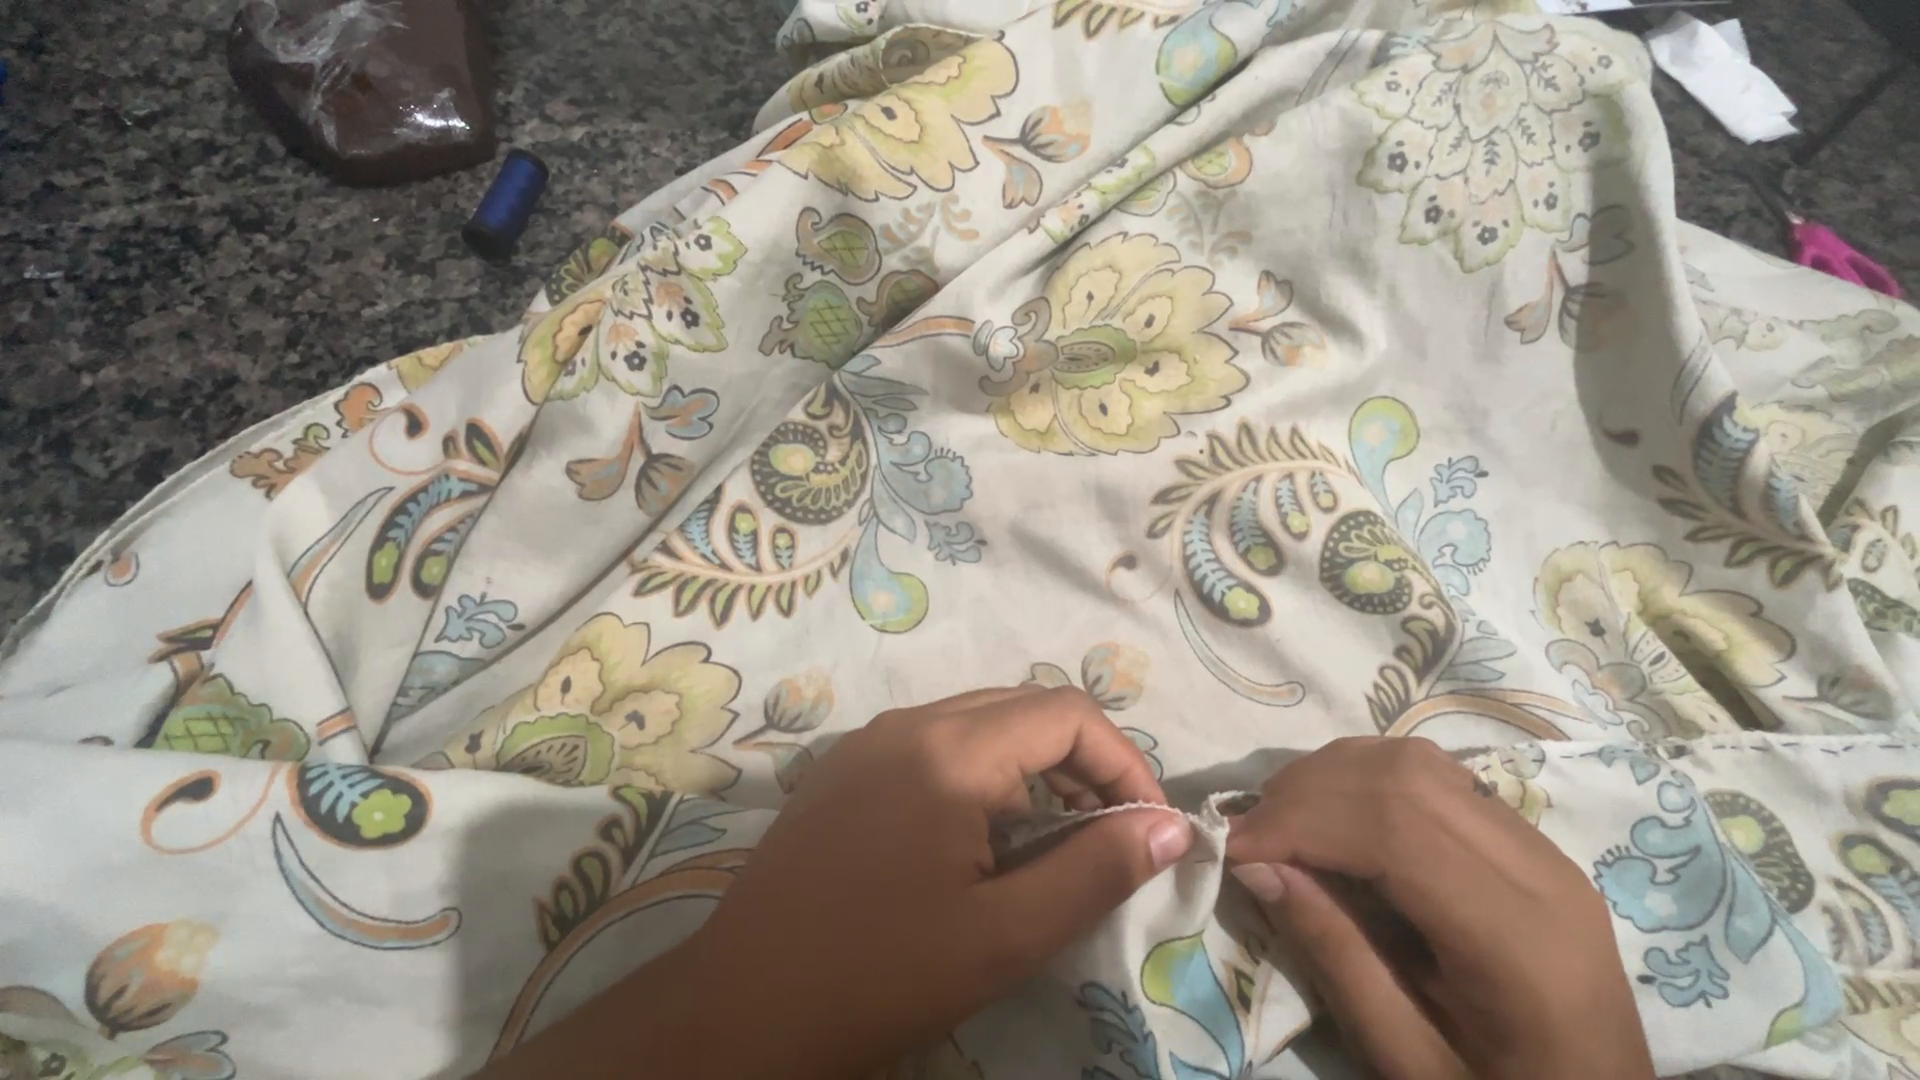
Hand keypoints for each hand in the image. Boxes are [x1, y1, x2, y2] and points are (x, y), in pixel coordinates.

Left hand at [487, 685, 1191, 1079]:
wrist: (744, 1006)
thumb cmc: (882, 973)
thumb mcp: (1005, 934)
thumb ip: (1097, 871)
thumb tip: (1171, 827)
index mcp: (951, 749)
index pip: (1067, 712)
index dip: (1123, 762)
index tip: (1146, 829)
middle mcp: (910, 721)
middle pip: (1024, 706)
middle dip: (1082, 759)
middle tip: (1107, 832)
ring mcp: (869, 739)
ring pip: (979, 720)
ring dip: (1031, 764)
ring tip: (1051, 836)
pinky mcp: (845, 767)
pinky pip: (934, 741)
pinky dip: (981, 770)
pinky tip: (977, 832)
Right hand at [1224, 737, 1652, 1079]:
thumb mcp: (1406, 1058)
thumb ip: (1333, 955)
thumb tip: (1255, 863)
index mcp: (1518, 939)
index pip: (1393, 829)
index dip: (1298, 822)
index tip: (1232, 849)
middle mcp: (1540, 871)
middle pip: (1402, 776)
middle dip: (1305, 791)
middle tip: (1247, 833)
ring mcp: (1540, 849)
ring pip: (1415, 761)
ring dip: (1332, 775)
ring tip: (1282, 820)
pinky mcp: (1528, 842)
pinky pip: (1435, 776)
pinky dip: (1366, 777)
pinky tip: (1334, 814)